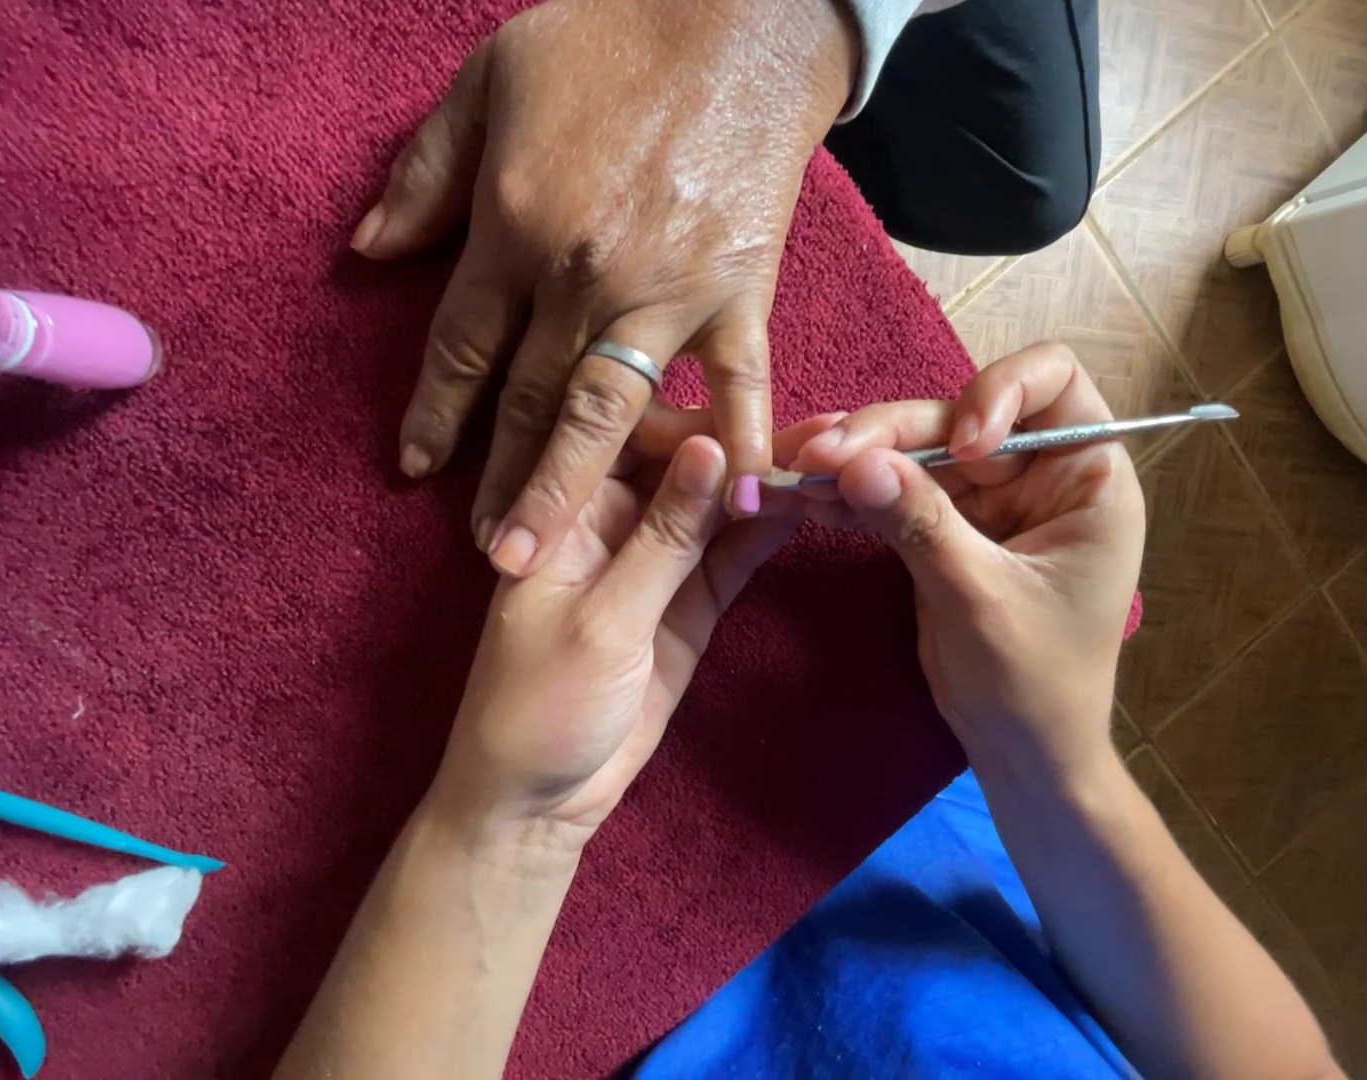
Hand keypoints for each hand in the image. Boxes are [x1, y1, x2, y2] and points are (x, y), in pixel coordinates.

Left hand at [353, 0, 856, 579]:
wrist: (739, 15)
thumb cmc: (611, 41)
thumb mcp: (490, 78)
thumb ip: (425, 172)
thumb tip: (368, 251)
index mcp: (517, 227)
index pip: (461, 346)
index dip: (435, 413)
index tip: (418, 469)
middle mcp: (584, 279)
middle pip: (530, 403)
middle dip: (502, 484)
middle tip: (489, 554)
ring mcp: (667, 297)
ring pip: (610, 415)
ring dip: (573, 493)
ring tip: (550, 556)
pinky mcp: (740, 299)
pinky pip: (738, 388)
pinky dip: (736, 447)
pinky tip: (728, 508)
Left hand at [431, 417, 837, 841]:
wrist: (540, 800)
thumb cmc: (543, 704)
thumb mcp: (605, 617)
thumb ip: (664, 536)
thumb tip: (712, 447)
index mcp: (568, 513)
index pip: (629, 439)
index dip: (691, 419)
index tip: (754, 408)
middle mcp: (613, 526)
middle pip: (683, 472)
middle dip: (741, 451)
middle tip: (816, 434)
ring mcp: (655, 566)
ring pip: (712, 513)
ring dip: (761, 492)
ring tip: (826, 465)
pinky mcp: (686, 605)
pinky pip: (727, 560)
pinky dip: (760, 538)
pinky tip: (802, 510)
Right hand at [780, 343, 1145, 782]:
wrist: (1020, 752)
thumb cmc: (1034, 682)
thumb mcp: (980, 598)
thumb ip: (921, 524)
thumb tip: (855, 462)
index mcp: (1084, 477)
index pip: (1051, 381)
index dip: (998, 393)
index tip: (960, 446)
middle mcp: (1033, 473)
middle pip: (954, 418)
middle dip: (886, 435)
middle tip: (816, 455)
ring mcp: (982, 500)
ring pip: (911, 453)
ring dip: (852, 460)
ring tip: (793, 471)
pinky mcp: (940, 527)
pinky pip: (891, 494)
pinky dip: (850, 495)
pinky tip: (804, 498)